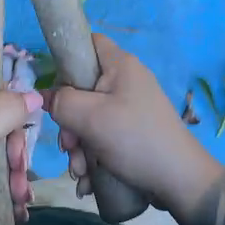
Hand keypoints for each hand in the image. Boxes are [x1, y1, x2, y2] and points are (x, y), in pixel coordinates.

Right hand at [44, 34, 224, 213]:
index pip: (87, 42)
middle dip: (70, 120)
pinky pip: (105, 134)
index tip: (57, 91)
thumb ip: (61, 102)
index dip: (66, 60)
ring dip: (79, 144)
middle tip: (68, 146)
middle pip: (84, 87)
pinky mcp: (136, 130)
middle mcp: (126, 79)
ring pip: (92, 116)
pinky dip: (94, 154)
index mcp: (120, 64)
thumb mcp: (91, 118)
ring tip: (80, 172)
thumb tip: (44, 97)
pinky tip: (89, 179)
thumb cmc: (134, 139)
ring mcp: (132, 106)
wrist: (180, 181)